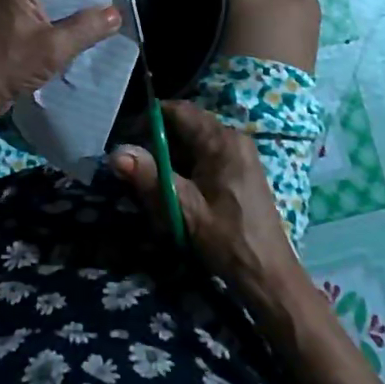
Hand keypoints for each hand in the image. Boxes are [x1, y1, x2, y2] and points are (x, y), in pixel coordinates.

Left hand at [0, 0, 121, 132]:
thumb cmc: (9, 66)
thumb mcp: (55, 47)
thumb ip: (87, 27)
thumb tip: (117, 13)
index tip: (113, 10)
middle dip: (82, 12)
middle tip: (109, 25)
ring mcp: (10, 12)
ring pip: (52, 14)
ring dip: (70, 26)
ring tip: (96, 36)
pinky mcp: (9, 31)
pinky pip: (43, 27)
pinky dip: (57, 36)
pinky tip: (74, 48)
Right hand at [111, 101, 298, 292]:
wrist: (268, 273)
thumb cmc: (228, 240)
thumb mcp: (185, 210)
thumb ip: (152, 178)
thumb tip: (116, 152)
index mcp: (221, 140)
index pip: (180, 111)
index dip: (150, 118)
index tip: (126, 136)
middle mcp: (233, 137)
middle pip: (188, 124)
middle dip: (159, 138)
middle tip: (136, 162)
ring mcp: (240, 152)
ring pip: (197, 140)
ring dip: (173, 153)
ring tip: (152, 177)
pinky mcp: (241, 168)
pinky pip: (208, 153)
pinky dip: (188, 163)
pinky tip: (177, 187)